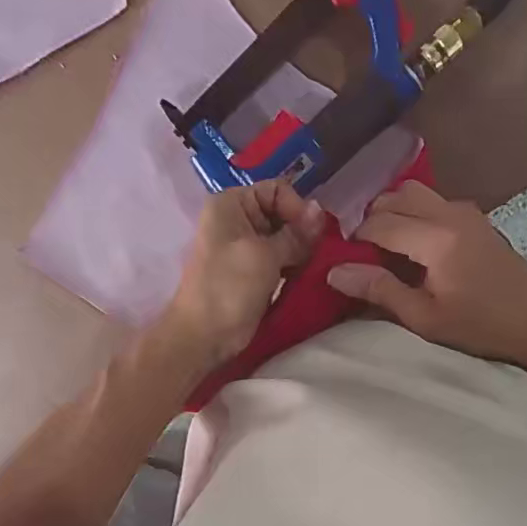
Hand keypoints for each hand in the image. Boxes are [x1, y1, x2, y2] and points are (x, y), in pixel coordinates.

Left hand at [160, 178, 325, 369]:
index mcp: (230, 204)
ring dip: (302, 252)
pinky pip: (281, 260)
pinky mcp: (253, 273)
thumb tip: (321, 210)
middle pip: (283, 213)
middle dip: (303, 231)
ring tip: (313, 267)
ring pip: (285, 239)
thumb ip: (295, 233)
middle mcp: (237, 220)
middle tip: (319, 253)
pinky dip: (295, 266)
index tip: (312, 233)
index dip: (297, 207)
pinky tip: (306, 277)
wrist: (204, 336)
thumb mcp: (264, 254)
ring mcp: (245, 248)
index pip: (276, 189)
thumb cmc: (228, 287)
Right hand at [325, 180, 526, 372]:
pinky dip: (411, 215)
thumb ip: (379, 290)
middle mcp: (449, 213)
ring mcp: (465, 212)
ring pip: (412, 193)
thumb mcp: (424, 318)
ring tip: (384, 250)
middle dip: (370, 221)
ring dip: (391, 214)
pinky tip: (410, 247)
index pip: (377, 224)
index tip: (343, 264)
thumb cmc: (481, 327)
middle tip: (362, 255)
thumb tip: (333, 272)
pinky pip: (430, 202)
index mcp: (436, 238)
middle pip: (393, 197)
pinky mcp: (473, 218)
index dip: (353, 242)